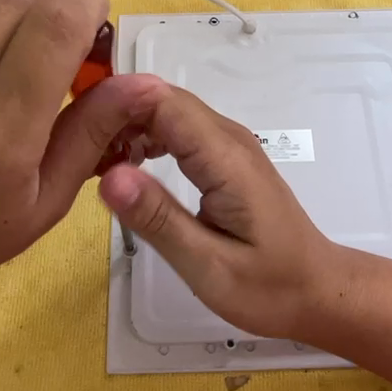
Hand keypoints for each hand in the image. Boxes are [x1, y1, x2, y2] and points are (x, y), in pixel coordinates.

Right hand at [96, 81, 350, 340]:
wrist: (317, 291)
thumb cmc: (269, 287)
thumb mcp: (207, 267)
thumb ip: (159, 220)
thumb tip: (108, 177)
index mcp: (224, 158)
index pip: (162, 102)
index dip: (115, 104)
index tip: (74, 130)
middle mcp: (229, 138)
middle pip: (162, 100)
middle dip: (115, 113)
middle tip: (74, 150)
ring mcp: (230, 144)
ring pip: (169, 111)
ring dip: (128, 125)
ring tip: (93, 161)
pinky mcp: (226, 157)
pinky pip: (180, 129)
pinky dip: (148, 138)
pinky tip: (127, 167)